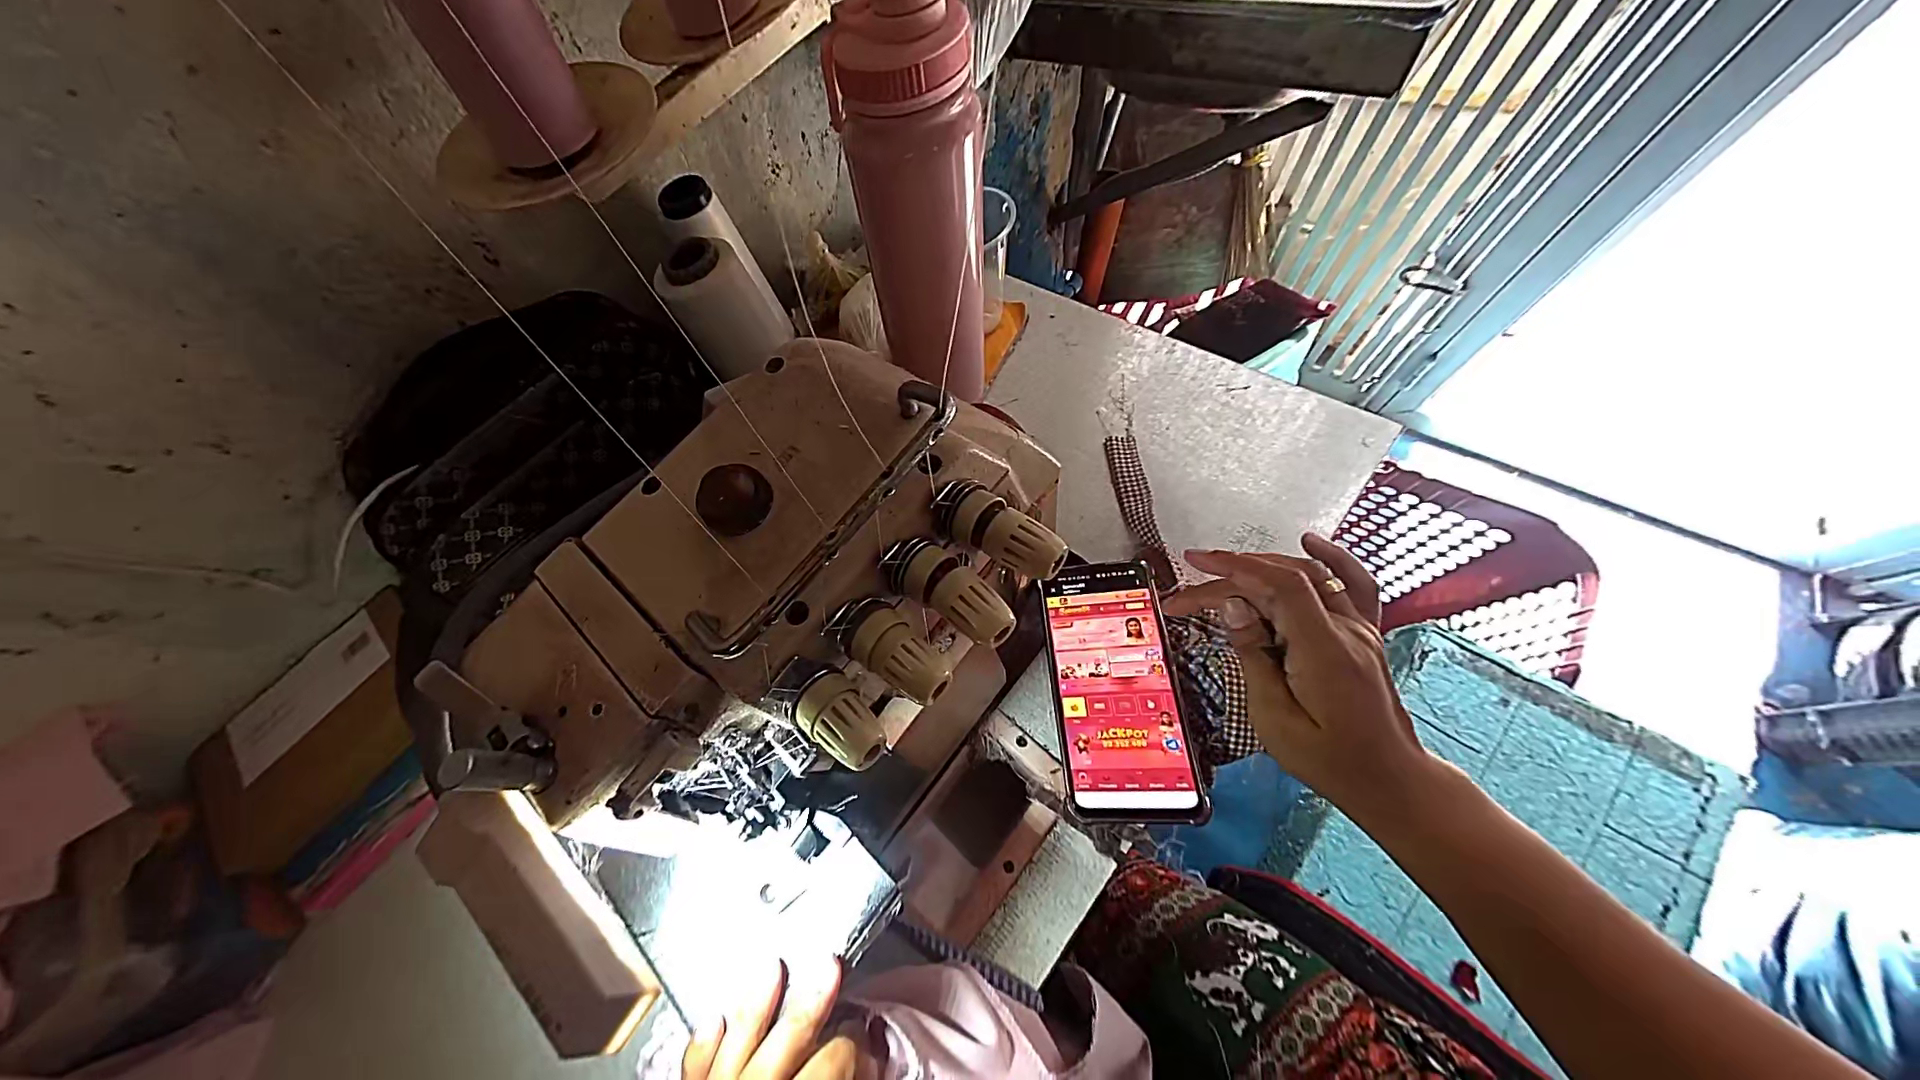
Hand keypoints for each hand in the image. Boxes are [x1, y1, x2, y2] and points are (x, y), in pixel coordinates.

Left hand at [682, 958, 856, 1079]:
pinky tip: (714, 1017)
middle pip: (787, 1042)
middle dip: (809, 1004)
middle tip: (829, 967)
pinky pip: (694, 1070)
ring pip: (737, 1046)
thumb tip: (871, 1058)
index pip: (832, 1061)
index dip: (854, 1042)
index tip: (866, 1033)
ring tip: (771, 966)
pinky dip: (704, 1045)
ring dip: (756, 1005)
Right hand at [1162, 533, 1432, 812]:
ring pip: (1312, 576)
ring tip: (1222, 571)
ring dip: (1263, 567)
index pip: (1279, 586)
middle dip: (1231, 576)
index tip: (1196, 563)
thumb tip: (1233, 608)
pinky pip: (1352, 585)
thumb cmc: (1330, 760)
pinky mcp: (1363, 635)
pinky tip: (1309, 542)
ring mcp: (1360, 630)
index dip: (1235, 567)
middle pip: (1285, 579)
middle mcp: (1347, 631)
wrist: (1389, 780)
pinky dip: (1330, 558)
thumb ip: (1254, 657)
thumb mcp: (1275, 718)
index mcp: (1325, 651)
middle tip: (1190, 590)